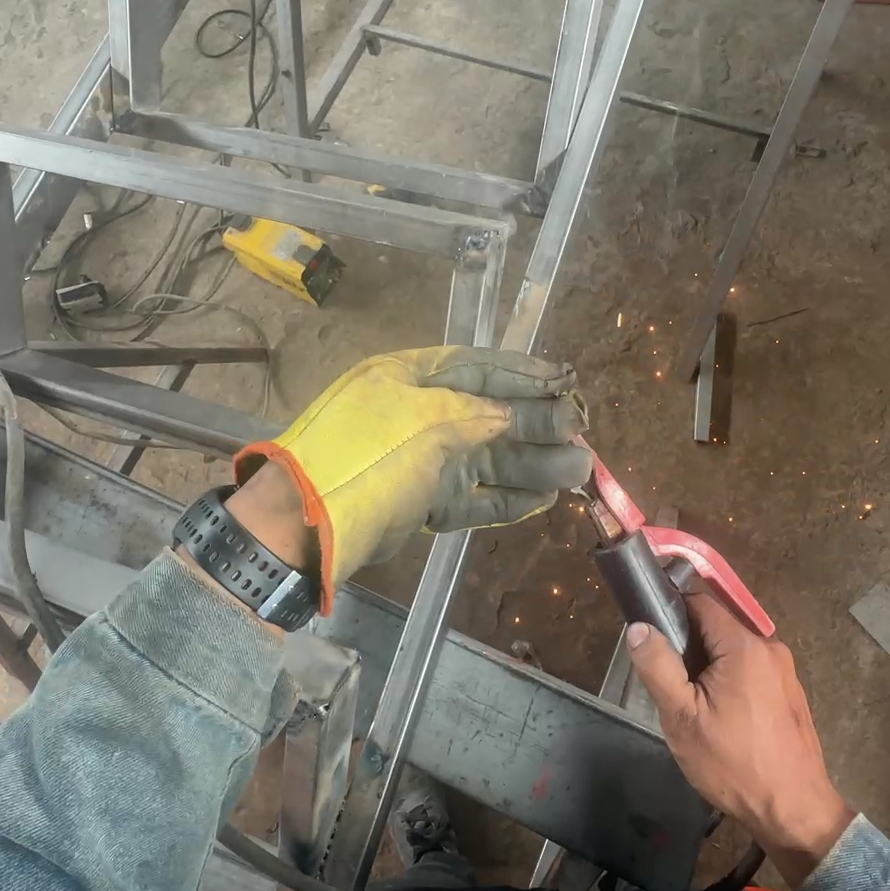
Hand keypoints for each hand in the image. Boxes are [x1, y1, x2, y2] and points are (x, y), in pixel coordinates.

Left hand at [234, 346, 589, 609]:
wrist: (309, 523)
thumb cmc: (368, 455)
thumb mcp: (425, 420)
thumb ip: (475, 413)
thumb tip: (510, 416)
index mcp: (408, 377)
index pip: (477, 367)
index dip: (523, 373)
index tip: (564, 380)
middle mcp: (418, 414)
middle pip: (488, 414)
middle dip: (536, 422)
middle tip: (581, 429)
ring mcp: (420, 460)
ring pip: (486, 459)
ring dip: (532, 462)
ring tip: (579, 468)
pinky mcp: (422, 500)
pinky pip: (472, 496)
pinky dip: (505, 498)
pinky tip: (543, 499)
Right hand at [628, 594, 853, 888]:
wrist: (795, 815)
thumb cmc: (734, 763)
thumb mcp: (682, 716)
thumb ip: (658, 666)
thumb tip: (638, 626)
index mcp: (744, 646)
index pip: (699, 603)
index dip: (670, 613)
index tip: (651, 639)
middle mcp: (769, 648)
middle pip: (716, 626)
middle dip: (688, 646)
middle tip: (670, 683)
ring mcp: (784, 671)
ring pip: (732, 651)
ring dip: (708, 666)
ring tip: (693, 705)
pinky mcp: (789, 693)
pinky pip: (750, 670)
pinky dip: (729, 681)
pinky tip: (721, 717)